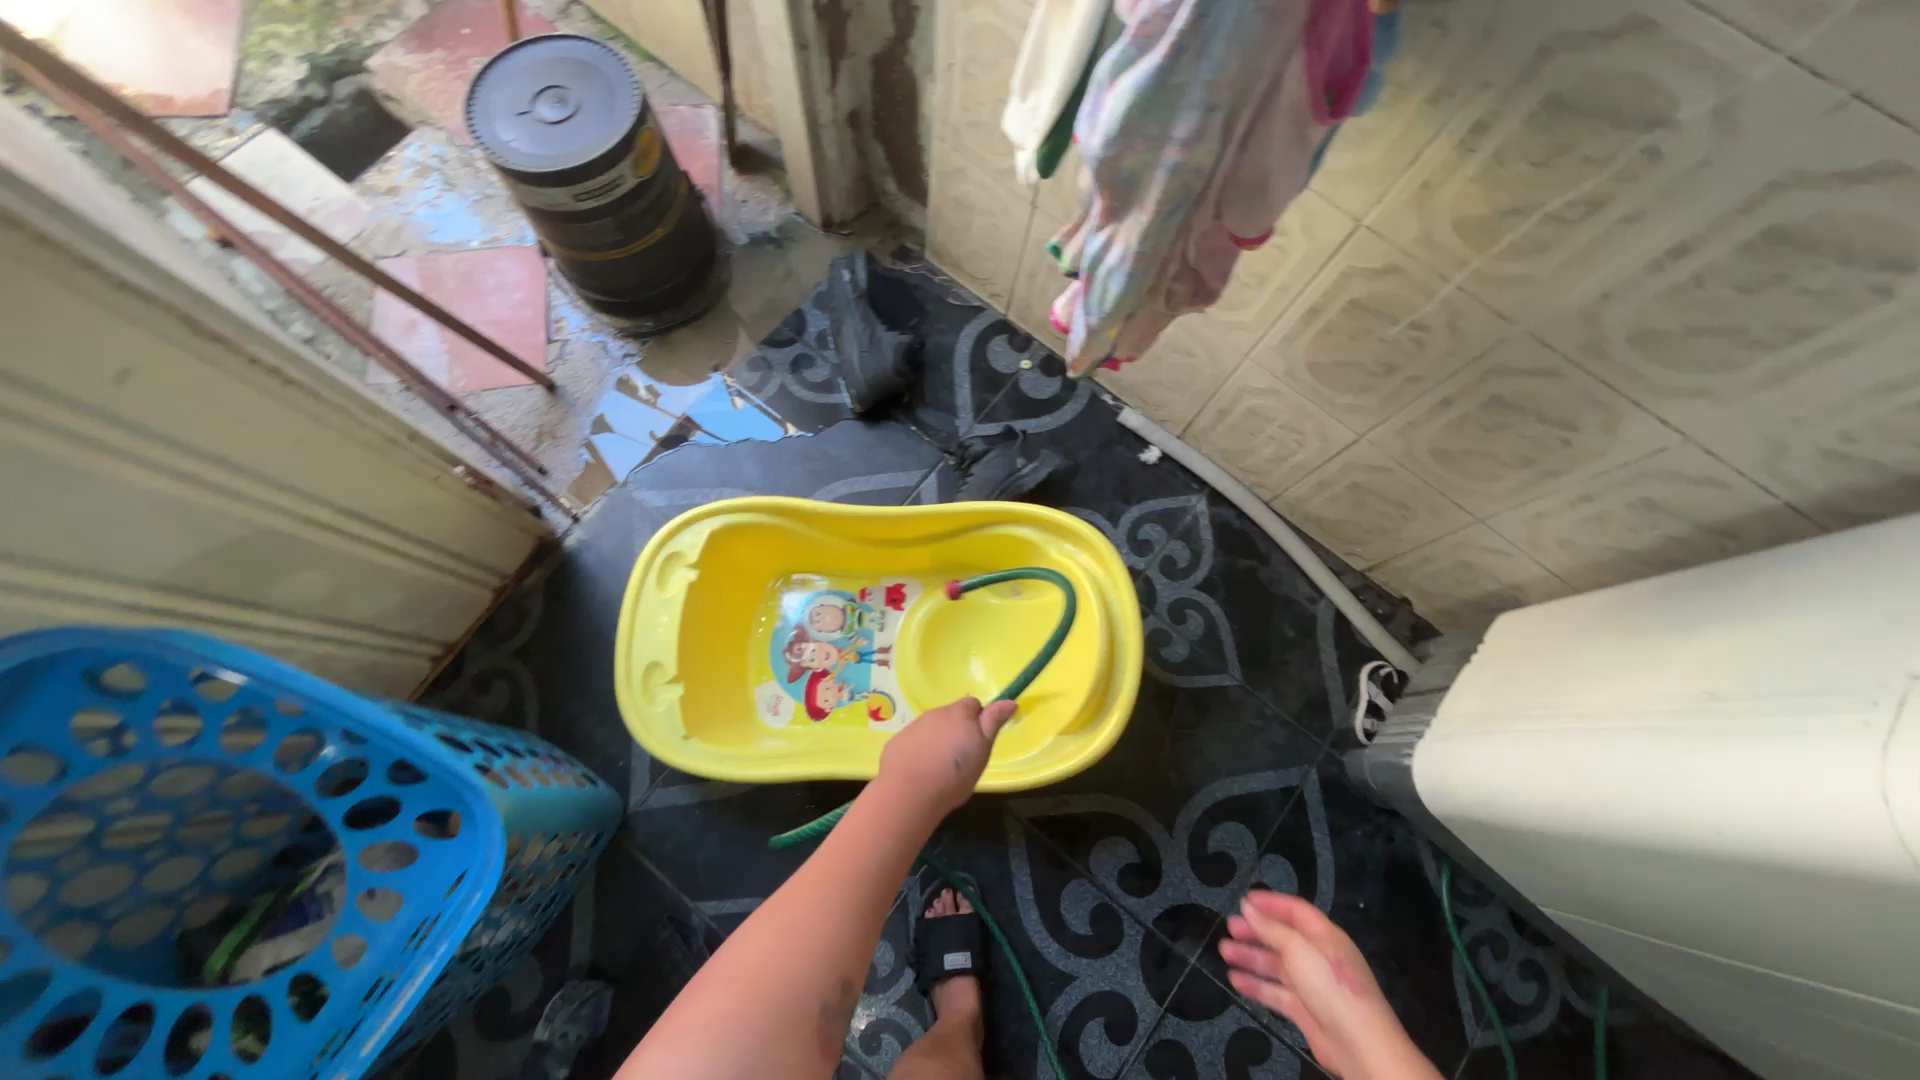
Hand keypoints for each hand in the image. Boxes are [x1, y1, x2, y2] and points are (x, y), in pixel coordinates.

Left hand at [878, 696, 1016, 814]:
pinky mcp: (897, 741)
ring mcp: (913, 727)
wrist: (910, 792)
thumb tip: (1010, 701)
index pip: (974, 704)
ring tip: (940, 767)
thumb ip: (993, 723)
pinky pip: (913, 741)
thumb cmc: (955, 774)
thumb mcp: (982, 750)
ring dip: (938, 740)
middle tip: (961, 758)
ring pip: (931, 728)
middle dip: (957, 730)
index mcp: (959, 713)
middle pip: (951, 715)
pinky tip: (919, 771)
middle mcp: (935, 714)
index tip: (978, 741)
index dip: (978, 720)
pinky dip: (918, 750)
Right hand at [1220, 891, 1440, 1079]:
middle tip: (1229, 927)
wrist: (1360, 1046)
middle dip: (1256, 931)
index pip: (1295, 911)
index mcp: (1324, 936)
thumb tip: (1248, 907)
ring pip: (1276, 965)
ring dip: (1251, 957)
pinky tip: (1235, 980)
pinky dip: (1257, 985)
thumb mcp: (1299, 950)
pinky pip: (1276, 993)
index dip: (1270, 903)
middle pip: (1282, 938)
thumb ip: (1271, 929)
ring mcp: (1311, 985)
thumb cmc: (1330, 987)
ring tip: (1224, 951)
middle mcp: (1317, 957)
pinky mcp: (1305, 1010)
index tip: (1243, 900)